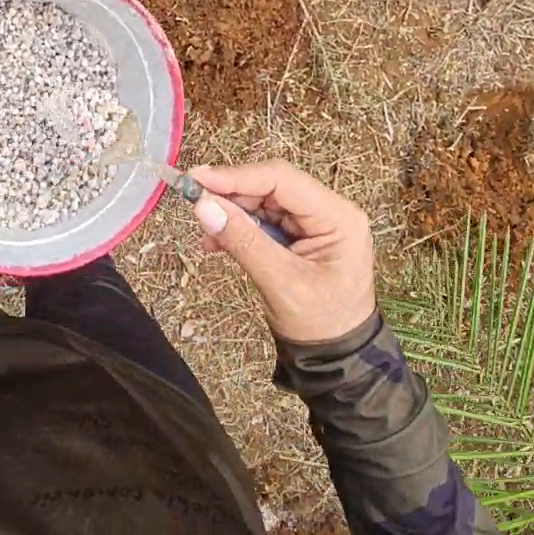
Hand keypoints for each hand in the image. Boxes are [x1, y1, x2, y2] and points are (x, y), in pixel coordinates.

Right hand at [189, 161, 375, 343]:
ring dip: (231, 212)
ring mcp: (313, 221)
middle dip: (231, 195)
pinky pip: (262, 217)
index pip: (282, 180)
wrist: (336, 357)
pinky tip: (218, 242)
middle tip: (195, 205)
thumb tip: (203, 206)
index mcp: (338, 217)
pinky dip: (238, 226)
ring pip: (262, 200)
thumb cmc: (319, 324)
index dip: (237, 176)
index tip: (198, 179)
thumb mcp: (280, 283)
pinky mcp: (298, 233)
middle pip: (270, 186)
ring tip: (208, 236)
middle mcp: (328, 210)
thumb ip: (243, 241)